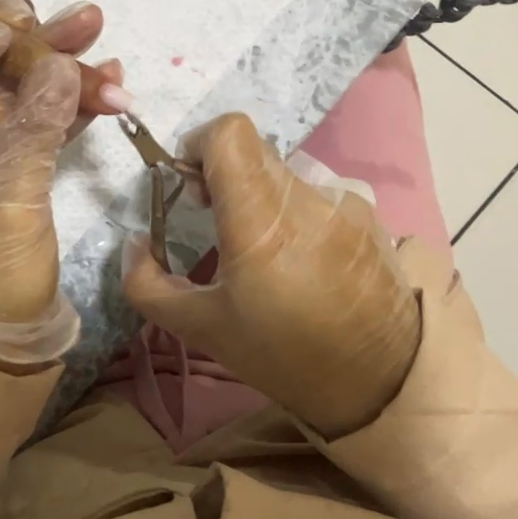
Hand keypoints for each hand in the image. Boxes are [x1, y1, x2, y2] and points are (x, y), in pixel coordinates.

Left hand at [0, 7, 112, 323]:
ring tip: (101, 31)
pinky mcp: (15, 156)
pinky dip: (71, 97)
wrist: (2, 330)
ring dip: (57, 60)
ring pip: (13, 84)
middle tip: (75, 20)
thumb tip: (64, 65)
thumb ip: (34, 128)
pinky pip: (41, 113)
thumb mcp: (7, 197)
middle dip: (22, 36)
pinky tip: (111, 81)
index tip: (3, 35)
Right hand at [122, 114, 422, 438]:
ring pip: (282, 172)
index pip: (228, 133)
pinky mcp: (369, 215)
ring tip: (262, 249)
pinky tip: (299, 259)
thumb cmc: (283, 355)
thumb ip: (146, 283)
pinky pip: (314, 192)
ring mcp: (345, 203)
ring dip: (258, 196)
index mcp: (261, 221)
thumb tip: (134, 242)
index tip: (190, 185)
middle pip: (251, 152)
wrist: (383, 385)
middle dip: (222, 175)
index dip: (198, 145)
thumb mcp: (199, 328)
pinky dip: (293, 211)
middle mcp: (307, 198)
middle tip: (214, 219)